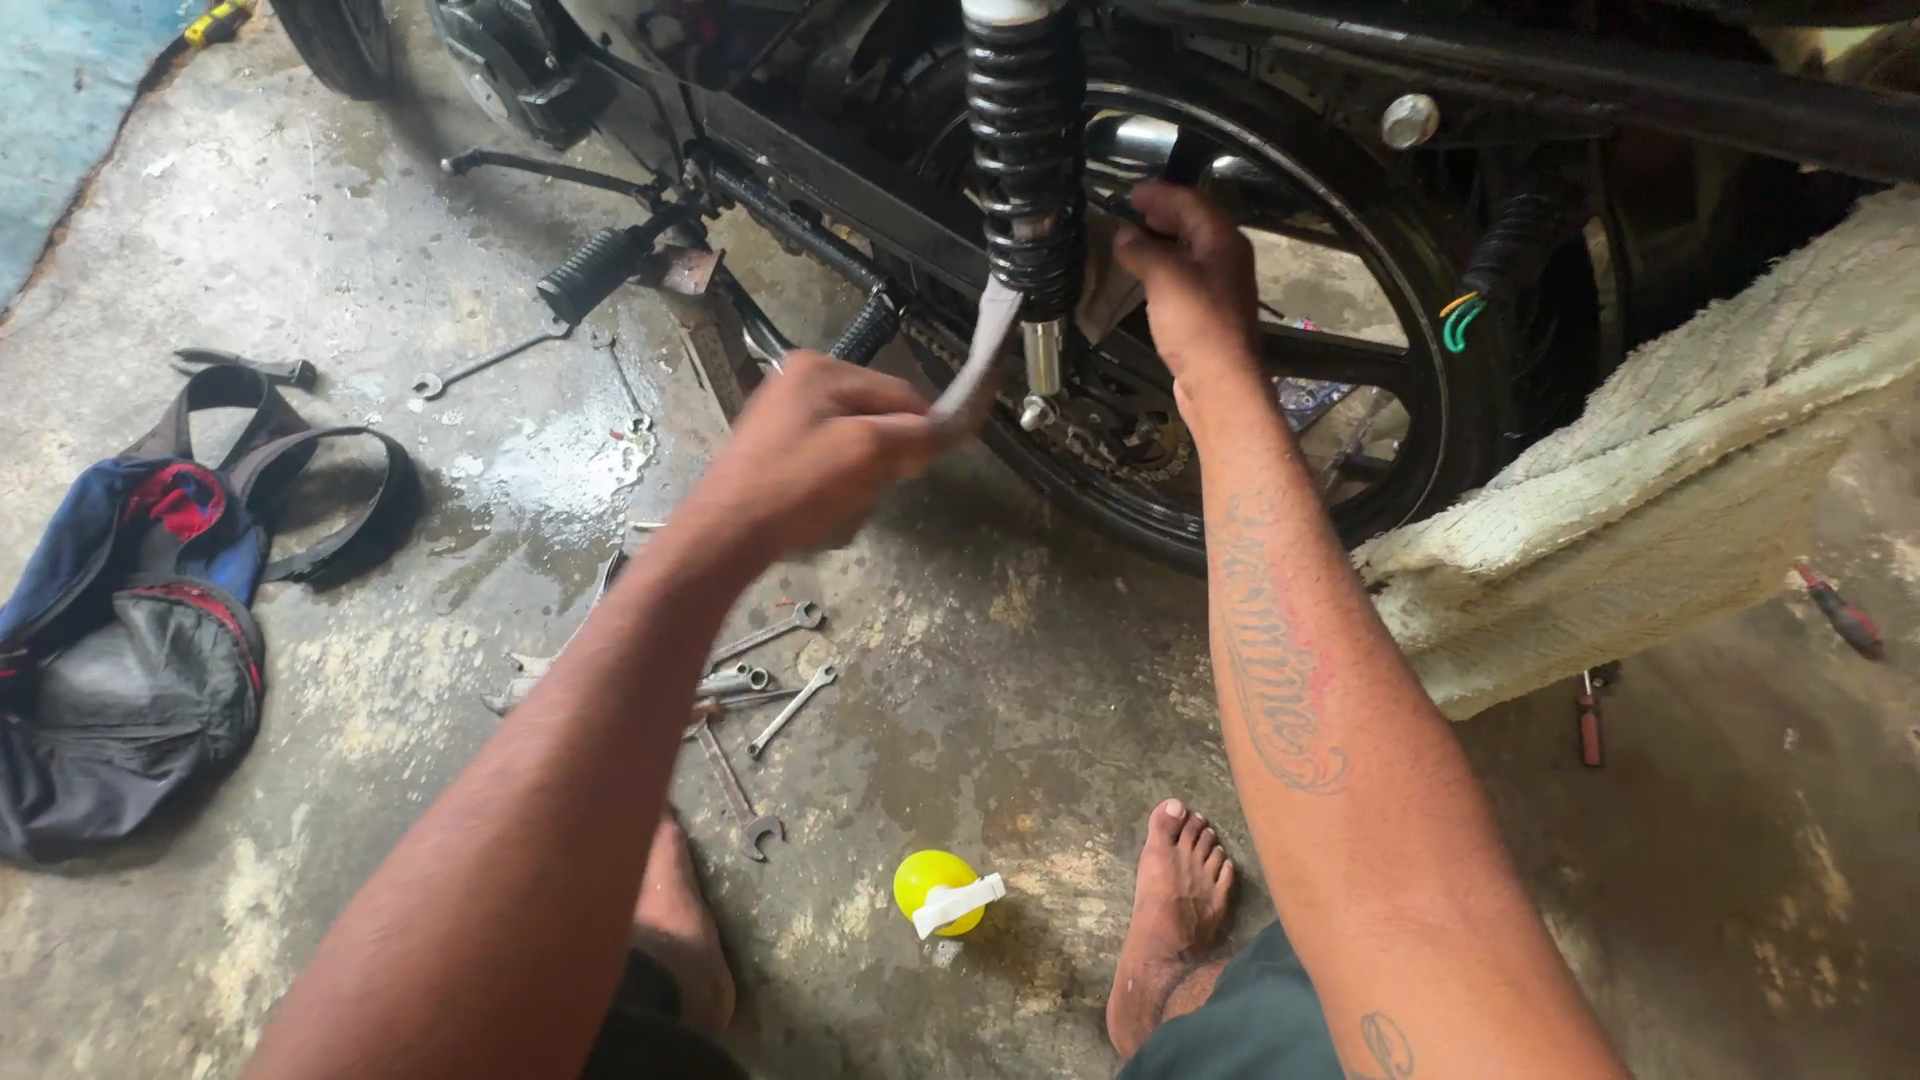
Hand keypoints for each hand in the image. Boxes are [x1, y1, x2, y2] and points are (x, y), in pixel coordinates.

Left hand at [677, 351, 940, 558]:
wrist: (727, 531)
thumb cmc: (796, 486)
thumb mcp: (864, 454)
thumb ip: (912, 435)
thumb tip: (946, 429)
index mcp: (821, 368)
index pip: (898, 391)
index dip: (922, 426)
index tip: (930, 462)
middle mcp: (800, 378)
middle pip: (875, 410)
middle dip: (888, 448)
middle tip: (885, 483)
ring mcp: (784, 409)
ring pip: (855, 433)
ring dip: (866, 465)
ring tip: (852, 495)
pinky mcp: (775, 442)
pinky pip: (829, 450)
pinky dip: (840, 473)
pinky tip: (829, 497)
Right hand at [1113, 181, 1262, 401]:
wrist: (1219, 381)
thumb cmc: (1197, 325)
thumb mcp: (1165, 278)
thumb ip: (1142, 251)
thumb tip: (1122, 234)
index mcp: (1222, 241)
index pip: (1192, 203)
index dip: (1161, 194)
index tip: (1132, 192)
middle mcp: (1226, 260)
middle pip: (1195, 225)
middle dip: (1165, 214)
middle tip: (1134, 210)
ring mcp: (1219, 288)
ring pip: (1190, 252)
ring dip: (1163, 242)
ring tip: (1135, 240)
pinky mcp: (1208, 315)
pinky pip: (1184, 278)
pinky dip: (1163, 269)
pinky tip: (1146, 278)